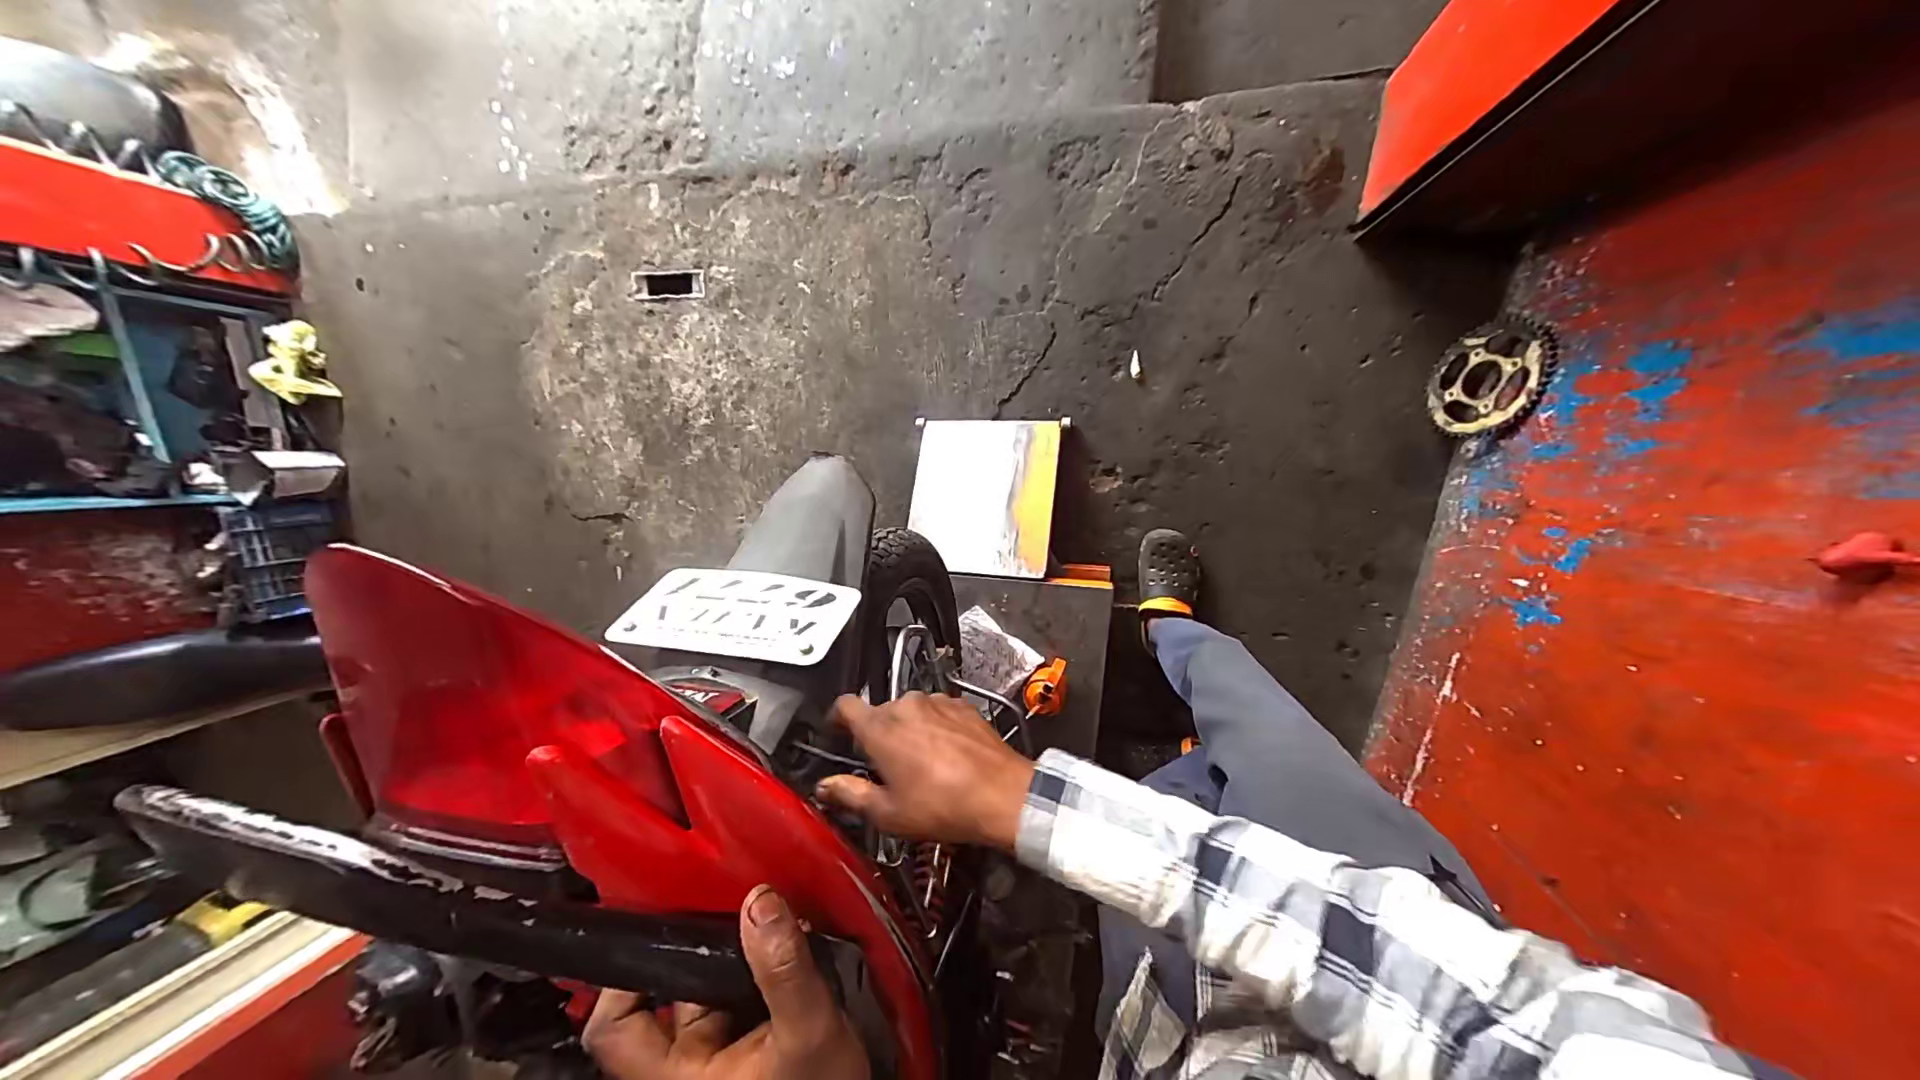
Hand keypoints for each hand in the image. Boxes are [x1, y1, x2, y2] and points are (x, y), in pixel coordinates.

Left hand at [583, 886, 866, 1079]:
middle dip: (707, 950)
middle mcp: (689, 1069)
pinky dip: (763, 971)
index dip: (625, 977)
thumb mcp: (808, 1033)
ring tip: (774, 925)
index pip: (614, 1025)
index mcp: (675, 1078)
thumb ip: (783, 968)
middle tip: (739, 911)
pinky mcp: (751, 1051)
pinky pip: (744, 998)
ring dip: (741, 956)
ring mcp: (721, 1060)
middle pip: (672, 993)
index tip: (664, 927)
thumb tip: (760, 900)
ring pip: (712, 990)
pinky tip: (791, 948)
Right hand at [814, 692, 1035, 851]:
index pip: (845, 705)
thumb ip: (850, 794)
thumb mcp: (889, 812)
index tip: (838, 732)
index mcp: (881, 727)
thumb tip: (826, 787)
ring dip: (909, 729)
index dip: (837, 718)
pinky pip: (937, 711)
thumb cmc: (944, 806)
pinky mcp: (962, 706)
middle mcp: (907, 706)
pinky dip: (935, 727)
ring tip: (920, 763)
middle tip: (886, 766)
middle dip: (878, 734)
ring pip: (910, 711)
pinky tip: (945, 755)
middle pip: (880, 711)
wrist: (1002, 795)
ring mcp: (937, 702)